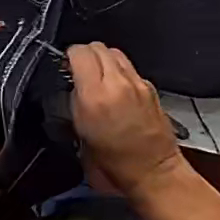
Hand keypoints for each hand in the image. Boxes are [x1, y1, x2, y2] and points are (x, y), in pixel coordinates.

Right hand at [68, 43, 188, 201]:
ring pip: (115, 52)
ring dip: (104, 59)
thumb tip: (75, 85)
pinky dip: (120, 72)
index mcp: (94, 96)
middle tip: (80, 70)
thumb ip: (75, 101)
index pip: (79, 53)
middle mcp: (117, 84)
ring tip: (99, 77)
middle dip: (86, 55)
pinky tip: (116, 89)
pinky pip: (130, 68)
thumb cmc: (114, 164)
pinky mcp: (150, 87)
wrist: (153, 172)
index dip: (70, 56)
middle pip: (97, 46)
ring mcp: (136, 83)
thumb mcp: (80, 133)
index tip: (66, 65)